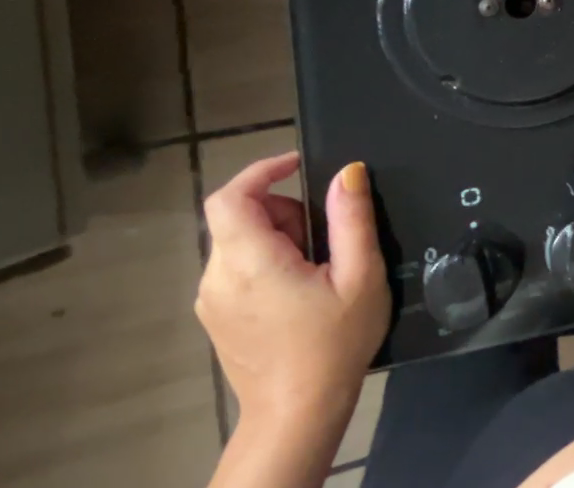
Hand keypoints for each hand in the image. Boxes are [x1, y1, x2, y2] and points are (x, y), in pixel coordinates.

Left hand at [197, 154, 388, 427]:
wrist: (298, 409)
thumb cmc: (335, 341)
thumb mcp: (361, 275)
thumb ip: (352, 220)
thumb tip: (347, 172)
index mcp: (250, 262)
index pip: (230, 197)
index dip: (261, 170)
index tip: (299, 164)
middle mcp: (217, 277)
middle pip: (241, 217)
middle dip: (288, 211)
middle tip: (331, 238)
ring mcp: (211, 299)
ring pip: (241, 242)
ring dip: (282, 237)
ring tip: (323, 268)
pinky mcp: (216, 315)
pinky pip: (238, 268)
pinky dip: (270, 260)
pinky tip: (303, 289)